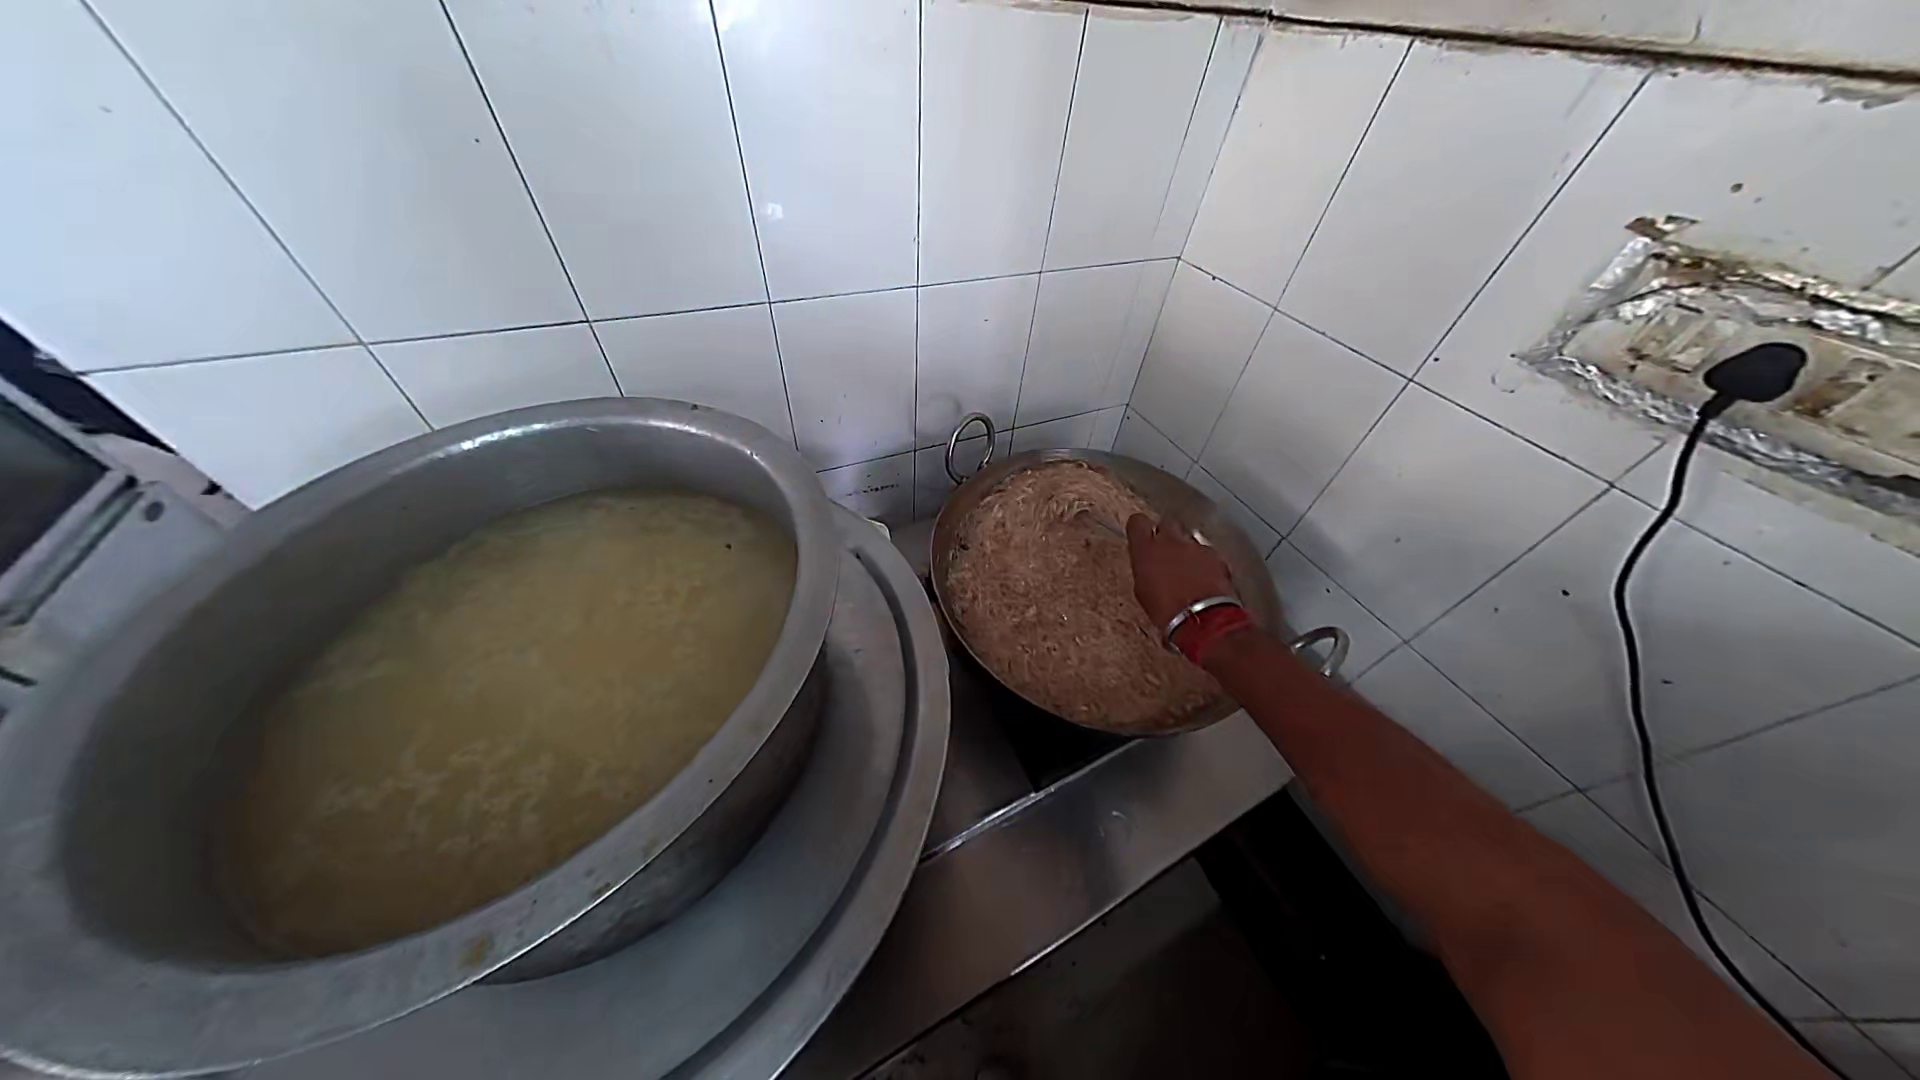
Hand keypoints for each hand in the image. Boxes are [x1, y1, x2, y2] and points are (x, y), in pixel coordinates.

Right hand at [1125, 513, 1236, 628]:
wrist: (1203, 620)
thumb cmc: (1165, 610)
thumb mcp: (1143, 590)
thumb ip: (1146, 568)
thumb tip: (1150, 565)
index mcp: (1146, 549)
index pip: (1137, 522)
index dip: (1139, 528)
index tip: (1141, 536)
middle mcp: (1171, 541)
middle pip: (1167, 523)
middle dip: (1167, 534)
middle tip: (1166, 553)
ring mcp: (1196, 546)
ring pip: (1189, 539)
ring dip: (1187, 551)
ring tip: (1188, 572)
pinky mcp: (1216, 556)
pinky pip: (1207, 553)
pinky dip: (1205, 563)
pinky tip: (1204, 580)